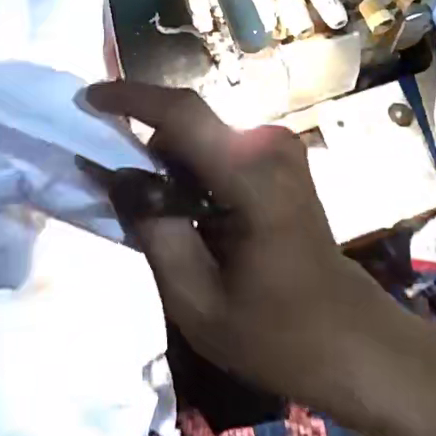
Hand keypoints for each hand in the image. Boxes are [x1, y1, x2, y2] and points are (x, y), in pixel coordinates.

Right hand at [85, 81, 435, 435]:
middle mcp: (269, 146)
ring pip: (202, 132)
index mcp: (252, 178)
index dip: (131, 97)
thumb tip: (116, 172)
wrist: (349, 338)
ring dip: (170, 159)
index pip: (183, 114)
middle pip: (189, 121)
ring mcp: (281, 147)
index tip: (86, 98)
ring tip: (161, 211)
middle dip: (145, 143)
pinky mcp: (282, 155)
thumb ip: (152, 229)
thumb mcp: (196, 300)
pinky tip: (191, 208)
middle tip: (117, 184)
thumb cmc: (274, 331)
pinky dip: (191, 164)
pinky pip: (220, 143)